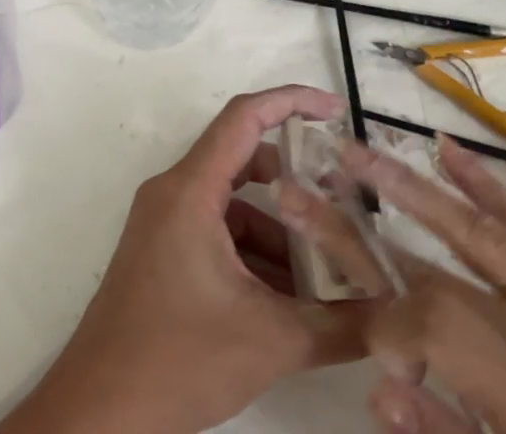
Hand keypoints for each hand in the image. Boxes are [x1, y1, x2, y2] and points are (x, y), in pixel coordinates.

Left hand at [0, 86, 378, 433]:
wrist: (101, 405)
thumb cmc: (178, 358)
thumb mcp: (272, 340)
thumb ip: (344, 325)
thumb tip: (404, 316)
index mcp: (190, 192)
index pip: (242, 119)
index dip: (290, 102)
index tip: (336, 110)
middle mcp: (173, 195)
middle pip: (242, 161)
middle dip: (298, 180)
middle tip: (350, 204)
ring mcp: (164, 225)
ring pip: (234, 206)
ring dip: (283, 232)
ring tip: (336, 272)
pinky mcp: (163, 253)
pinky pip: (219, 234)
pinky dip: (257, 254)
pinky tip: (296, 300)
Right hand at [278, 137, 505, 433]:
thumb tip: (376, 386)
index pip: (431, 323)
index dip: (382, 323)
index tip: (370, 350)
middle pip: (437, 270)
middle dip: (357, 234)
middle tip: (297, 192)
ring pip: (480, 232)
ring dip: (411, 192)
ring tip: (357, 156)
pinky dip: (490, 189)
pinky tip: (450, 153)